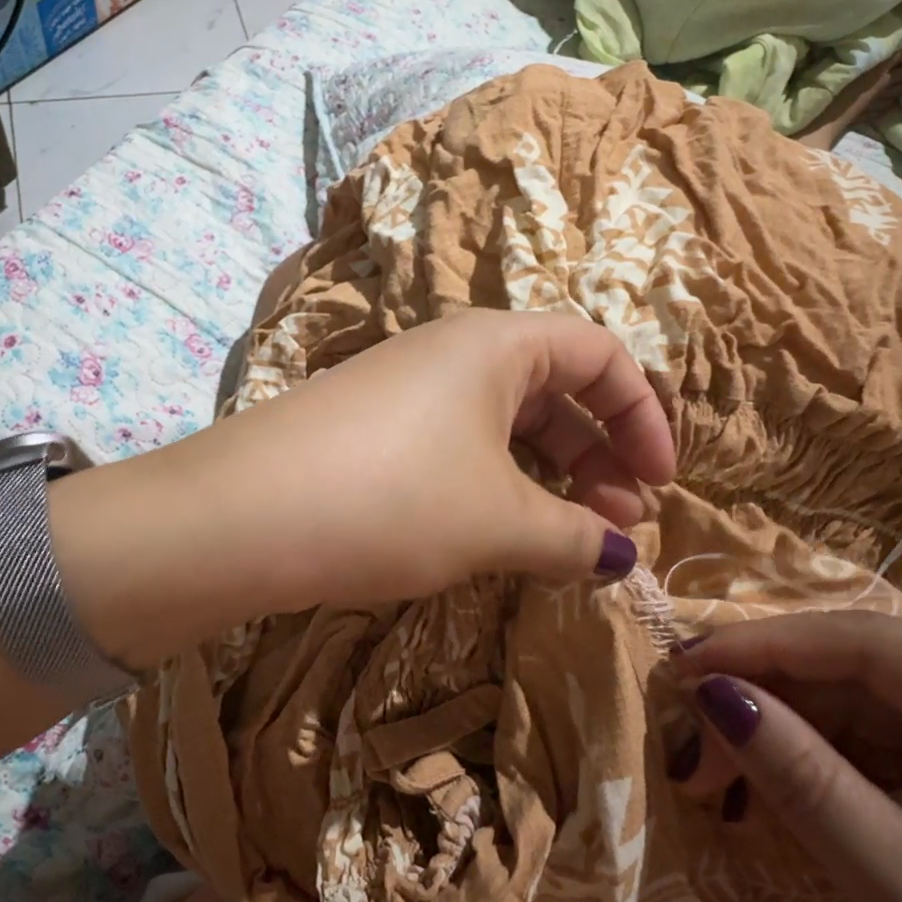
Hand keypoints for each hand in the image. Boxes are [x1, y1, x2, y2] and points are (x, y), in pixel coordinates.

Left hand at [47, 308, 675, 668]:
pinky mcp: (368, 430)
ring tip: (566, 545)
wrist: (239, 515)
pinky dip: (492, 486)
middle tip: (619, 528)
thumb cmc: (393, 499)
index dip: (643, 416)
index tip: (662, 485)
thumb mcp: (500, 522)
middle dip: (597, 457)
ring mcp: (403, 389)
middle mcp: (450, 352)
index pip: (600, 354)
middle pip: (553, 390)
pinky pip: (454, 446)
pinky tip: (495, 537)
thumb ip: (575, 538)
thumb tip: (623, 557)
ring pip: (502, 424)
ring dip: (547, 480)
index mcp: (496, 344)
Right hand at [667, 611, 901, 901]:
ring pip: (870, 700)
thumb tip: (708, 692)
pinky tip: (774, 786)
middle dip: (770, 700)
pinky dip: (825, 761)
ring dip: (787, 731)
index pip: (877, 644)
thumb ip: (808, 786)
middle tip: (688, 745)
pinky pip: (892, 739)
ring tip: (717, 776)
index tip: (676, 663)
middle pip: (869, 669)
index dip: (765, 645)